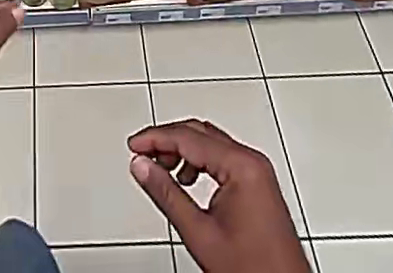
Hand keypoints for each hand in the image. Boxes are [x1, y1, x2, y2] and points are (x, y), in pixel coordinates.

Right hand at [128, 119, 308, 272]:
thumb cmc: (255, 270)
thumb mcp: (199, 233)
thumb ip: (166, 194)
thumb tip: (142, 166)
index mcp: (242, 166)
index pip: (189, 137)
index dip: (156, 138)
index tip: (134, 144)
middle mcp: (252, 162)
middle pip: (200, 133)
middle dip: (167, 140)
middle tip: (141, 151)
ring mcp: (257, 171)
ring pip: (210, 143)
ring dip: (182, 150)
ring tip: (159, 167)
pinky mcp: (258, 183)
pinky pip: (222, 158)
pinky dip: (199, 161)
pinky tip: (185, 178)